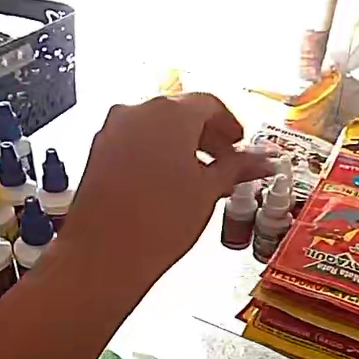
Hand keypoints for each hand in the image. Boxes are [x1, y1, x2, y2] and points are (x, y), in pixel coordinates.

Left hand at [57, 93, 275, 285]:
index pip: (209, 104)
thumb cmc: (156, 223)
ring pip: (155, 128)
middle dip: (206, 135)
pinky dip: (155, 155)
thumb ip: (237, 167)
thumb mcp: (209, 191)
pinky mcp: (98, 153)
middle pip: (180, 112)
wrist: (106, 254)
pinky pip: (134, 143)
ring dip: (180, 146)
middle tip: (224, 160)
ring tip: (198, 178)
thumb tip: (261, 160)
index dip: (229, 124)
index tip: (238, 141)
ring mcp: (113, 131)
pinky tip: (168, 185)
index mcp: (171, 114)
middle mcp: (138, 113)